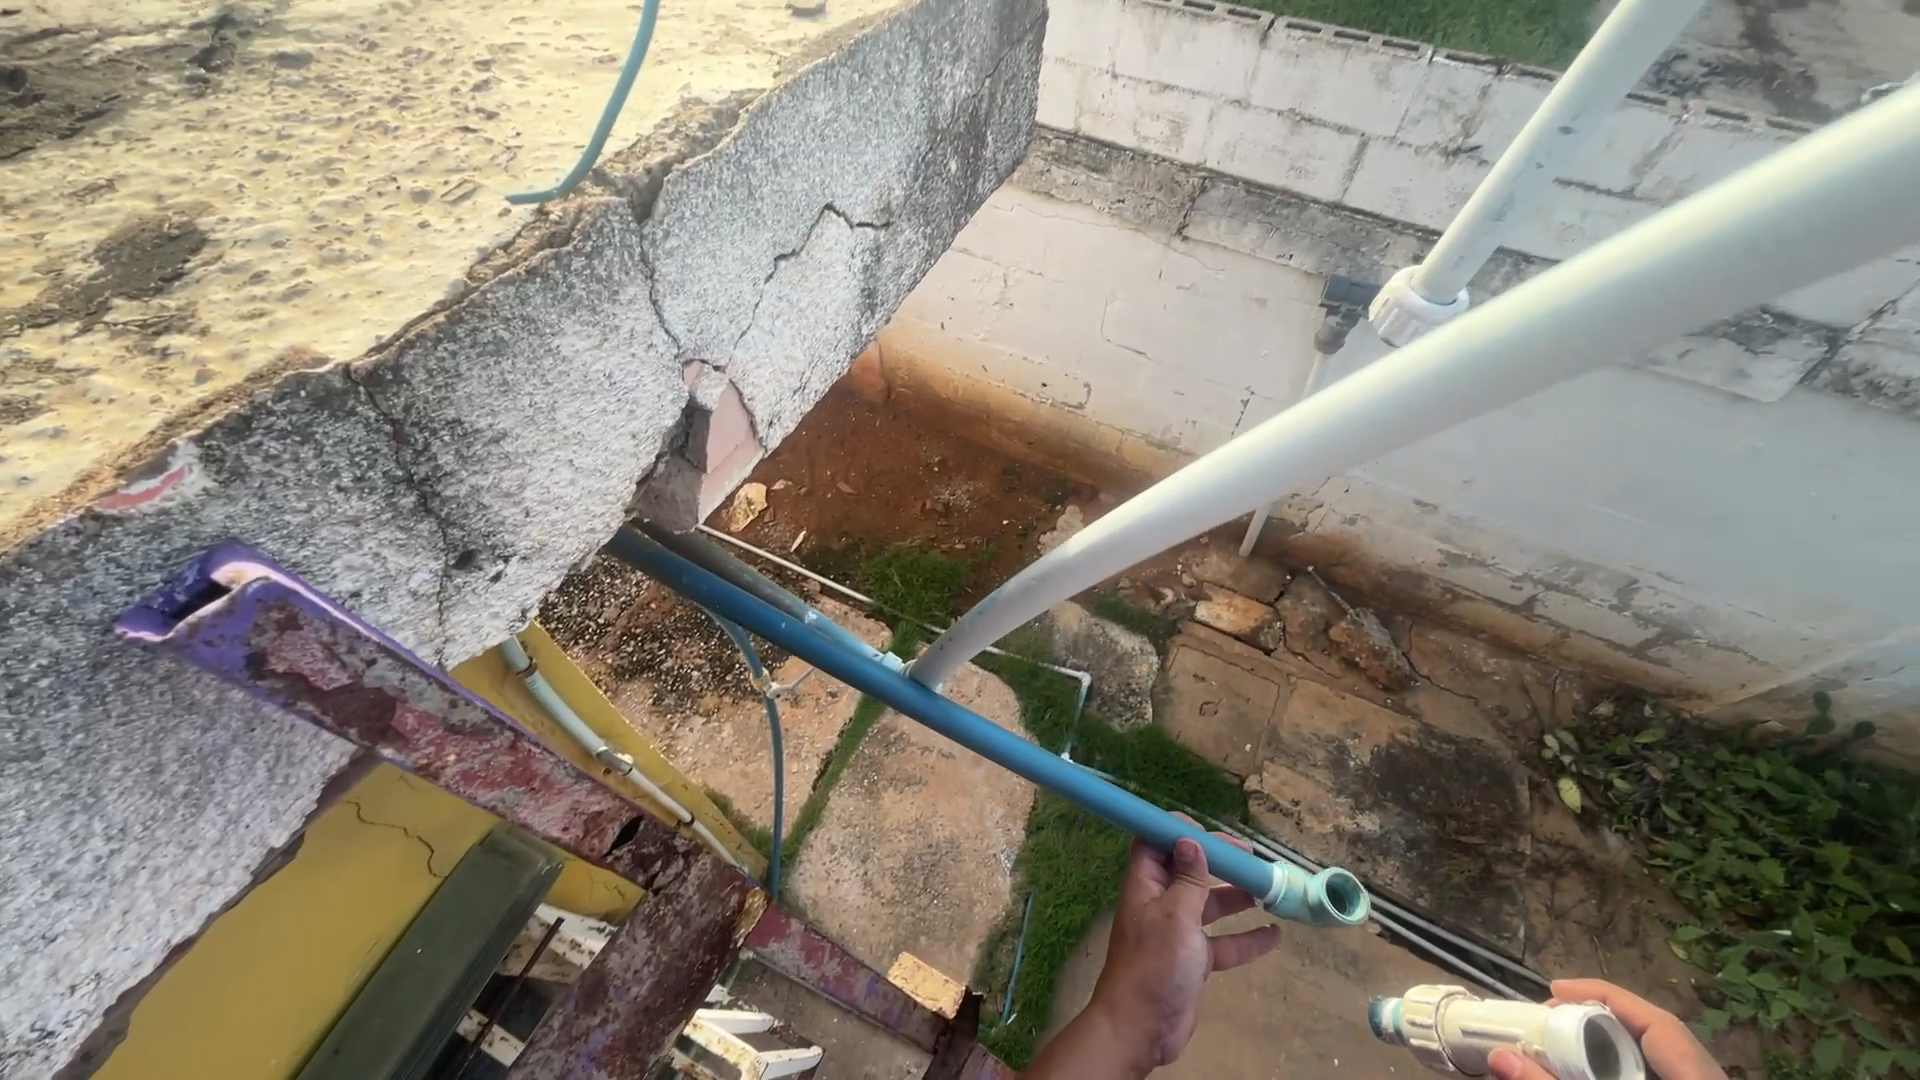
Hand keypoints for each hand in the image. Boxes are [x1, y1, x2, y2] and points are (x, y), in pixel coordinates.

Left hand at [1089, 826, 1282, 1070]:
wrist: (1141, 1027)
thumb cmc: (1154, 963)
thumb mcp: (1175, 916)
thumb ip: (1188, 879)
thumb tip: (1191, 839)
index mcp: (1146, 883)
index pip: (1155, 842)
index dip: (1179, 831)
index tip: (1210, 832)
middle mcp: (1160, 901)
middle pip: (1188, 870)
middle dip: (1217, 860)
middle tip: (1251, 857)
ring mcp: (1177, 931)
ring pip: (1209, 904)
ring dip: (1235, 895)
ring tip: (1267, 887)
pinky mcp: (1193, 959)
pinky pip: (1223, 942)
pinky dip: (1246, 938)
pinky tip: (1275, 934)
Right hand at [1488, 979, 1726, 1079]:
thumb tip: (1498, 1055)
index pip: (1659, 1023)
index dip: (1605, 996)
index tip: (1554, 991)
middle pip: (1656, 1037)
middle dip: (1599, 1021)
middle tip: (1552, 1021)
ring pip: (1655, 1059)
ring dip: (1607, 1048)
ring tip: (1565, 1046)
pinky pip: (1659, 1076)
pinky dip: (1621, 1071)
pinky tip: (1592, 1074)